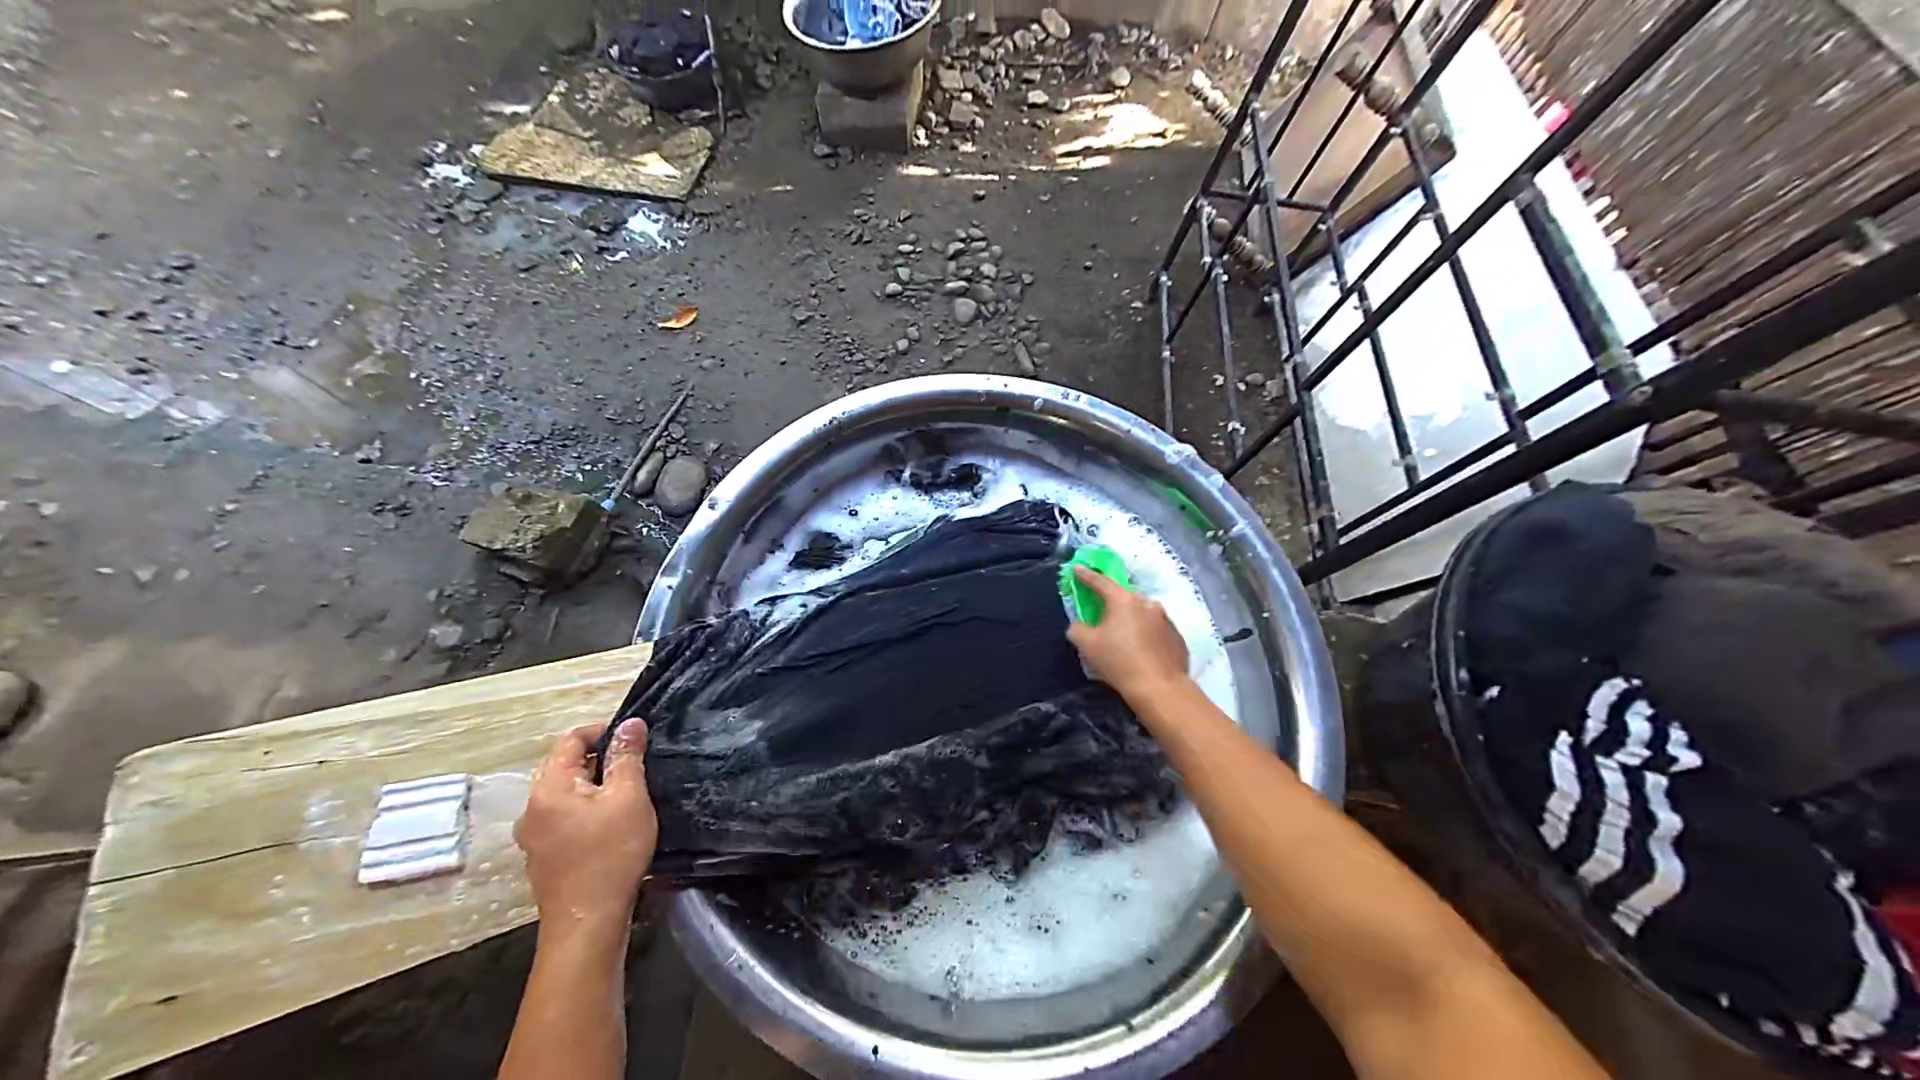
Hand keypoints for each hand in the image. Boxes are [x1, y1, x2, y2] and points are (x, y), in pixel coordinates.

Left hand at [515, 719, 657, 932]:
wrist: (587, 922)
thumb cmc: (611, 853)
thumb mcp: (629, 797)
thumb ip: (627, 757)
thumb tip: (631, 724)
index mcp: (549, 787)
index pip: (571, 740)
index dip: (603, 731)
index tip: (633, 738)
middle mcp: (532, 807)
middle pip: (564, 765)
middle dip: (599, 757)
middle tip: (635, 763)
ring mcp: (533, 834)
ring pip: (564, 792)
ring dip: (593, 784)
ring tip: (627, 790)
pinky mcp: (542, 854)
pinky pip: (563, 815)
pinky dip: (585, 807)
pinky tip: (610, 821)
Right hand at [1065, 564, 1190, 702]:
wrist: (1159, 688)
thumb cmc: (1119, 661)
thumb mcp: (1086, 645)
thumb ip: (1077, 629)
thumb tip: (1079, 625)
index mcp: (1123, 600)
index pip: (1100, 582)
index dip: (1085, 575)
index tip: (1076, 568)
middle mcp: (1147, 603)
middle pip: (1123, 597)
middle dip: (1111, 601)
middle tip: (1100, 611)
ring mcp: (1166, 619)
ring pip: (1142, 613)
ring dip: (1130, 619)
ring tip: (1122, 635)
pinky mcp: (1177, 637)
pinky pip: (1155, 630)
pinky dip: (1145, 634)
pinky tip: (1140, 650)